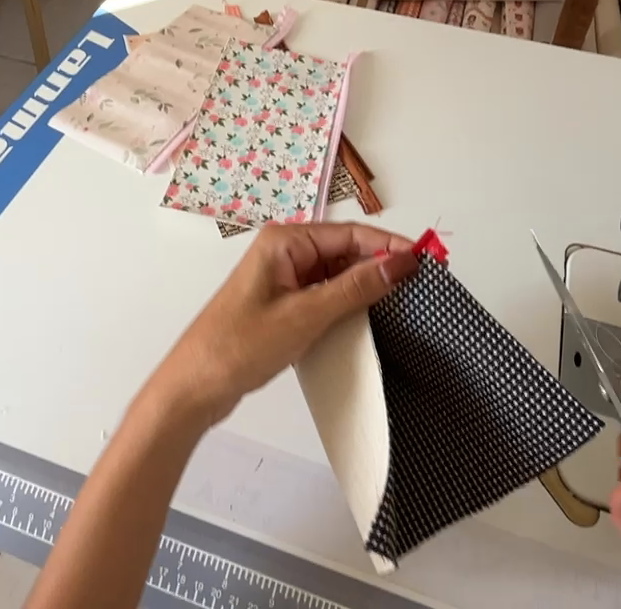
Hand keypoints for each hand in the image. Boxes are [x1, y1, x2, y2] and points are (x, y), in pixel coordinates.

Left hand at [146, 223, 418, 426]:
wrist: (194, 387)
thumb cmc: (240, 346)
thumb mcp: (306, 315)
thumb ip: (355, 288)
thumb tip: (400, 263)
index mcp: (285, 241)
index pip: (350, 234)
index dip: (389, 245)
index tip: (426, 260)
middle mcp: (284, 252)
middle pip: (345, 251)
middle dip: (380, 265)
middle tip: (420, 285)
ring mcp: (282, 278)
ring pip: (336, 274)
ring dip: (365, 286)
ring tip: (403, 302)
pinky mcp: (282, 304)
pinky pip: (324, 294)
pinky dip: (346, 303)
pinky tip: (368, 319)